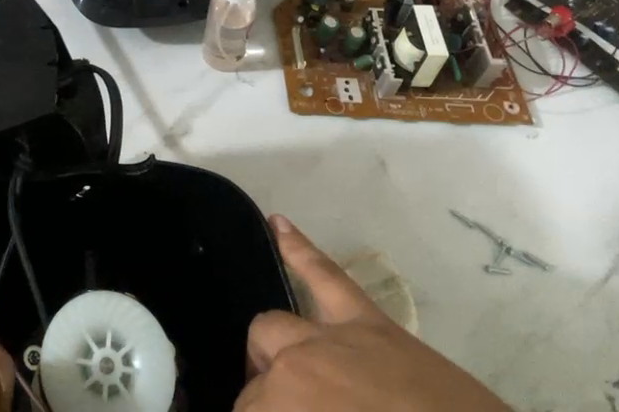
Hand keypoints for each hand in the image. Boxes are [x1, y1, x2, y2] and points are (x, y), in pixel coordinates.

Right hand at [236, 215, 510, 411]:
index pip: (247, 406)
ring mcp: (334, 339)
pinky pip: (327, 278)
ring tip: (267, 374)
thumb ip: (299, 410)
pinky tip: (276, 224)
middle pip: (255, 375)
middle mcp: (297, 363)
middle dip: (259, 397)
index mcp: (286, 402)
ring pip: (273, 330)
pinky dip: (300, 251)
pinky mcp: (371, 325)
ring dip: (267, 353)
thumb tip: (286, 400)